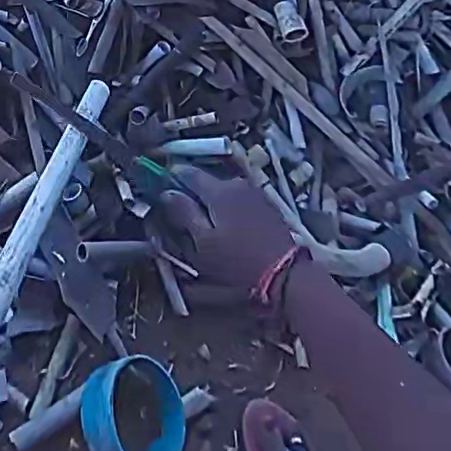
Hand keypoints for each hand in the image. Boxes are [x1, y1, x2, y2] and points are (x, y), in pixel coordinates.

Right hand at [161, 166, 300, 302]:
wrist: (289, 279)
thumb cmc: (239, 264)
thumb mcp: (204, 243)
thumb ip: (183, 213)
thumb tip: (166, 193)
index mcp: (218, 189)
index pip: (187, 172)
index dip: (171, 178)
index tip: (160, 189)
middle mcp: (237, 184)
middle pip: (205, 181)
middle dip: (190, 193)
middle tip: (180, 213)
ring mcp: (254, 195)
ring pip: (222, 192)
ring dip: (210, 203)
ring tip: (204, 225)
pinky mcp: (266, 208)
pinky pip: (237, 201)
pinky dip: (227, 209)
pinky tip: (227, 229)